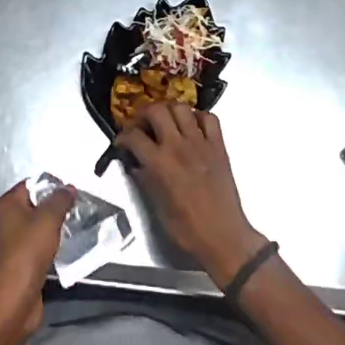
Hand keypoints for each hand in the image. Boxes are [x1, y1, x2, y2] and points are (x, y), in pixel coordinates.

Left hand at [0, 180, 72, 336]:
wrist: (15, 298)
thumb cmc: (28, 252)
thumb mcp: (48, 219)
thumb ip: (60, 200)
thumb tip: (69, 188)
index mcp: (7, 205)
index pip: (31, 184)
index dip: (51, 184)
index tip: (72, 191)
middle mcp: (5, 220)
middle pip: (34, 205)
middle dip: (55, 206)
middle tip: (77, 208)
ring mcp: (10, 242)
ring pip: (37, 226)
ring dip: (54, 227)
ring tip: (76, 226)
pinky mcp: (18, 261)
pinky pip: (37, 245)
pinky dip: (50, 244)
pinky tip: (66, 247)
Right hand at [115, 104, 268, 284]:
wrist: (223, 236)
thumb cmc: (187, 229)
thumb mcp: (157, 207)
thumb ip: (145, 180)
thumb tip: (135, 164)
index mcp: (160, 164)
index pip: (134, 136)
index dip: (123, 136)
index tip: (121, 141)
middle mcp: (178, 146)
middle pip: (157, 110)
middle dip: (143, 114)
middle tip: (141, 125)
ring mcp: (201, 143)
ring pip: (181, 108)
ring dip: (169, 111)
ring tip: (165, 121)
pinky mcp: (219, 146)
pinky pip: (209, 118)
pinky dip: (198, 117)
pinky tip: (192, 127)